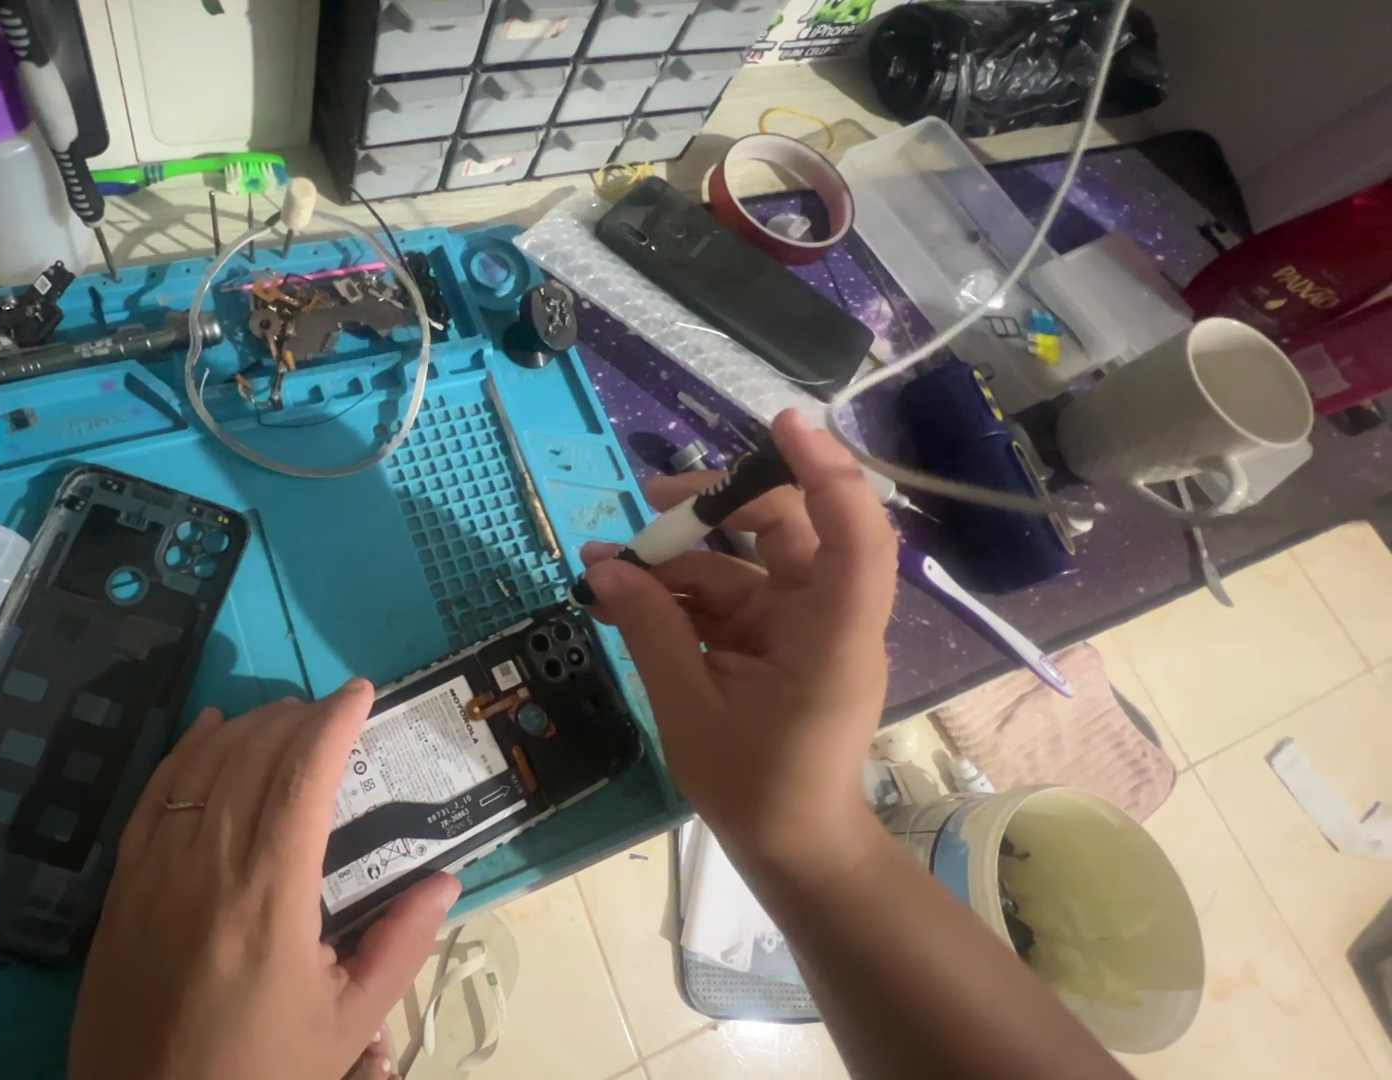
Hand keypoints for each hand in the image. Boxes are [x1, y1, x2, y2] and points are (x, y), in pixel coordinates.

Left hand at [71, 680, 460, 1079]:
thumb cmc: (256, 1071)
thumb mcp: (346, 1023)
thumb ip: (401, 945)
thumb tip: (446, 878)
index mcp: (271, 898)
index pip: (304, 778)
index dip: (334, 724)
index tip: (360, 692)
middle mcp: (209, 867)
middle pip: (255, 757)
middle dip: (298, 717)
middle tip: (332, 711)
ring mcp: (156, 871)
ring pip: (205, 765)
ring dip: (250, 725)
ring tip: (286, 715)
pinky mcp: (123, 884)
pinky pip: (154, 794)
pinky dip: (186, 749)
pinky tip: (209, 726)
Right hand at [583, 409, 898, 882]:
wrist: (790, 843)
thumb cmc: (755, 784)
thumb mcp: (687, 706)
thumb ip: (649, 629)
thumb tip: (602, 568)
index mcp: (829, 633)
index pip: (852, 537)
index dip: (826, 473)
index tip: (781, 424)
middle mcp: (822, 614)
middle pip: (786, 528)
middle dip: (716, 507)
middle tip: (649, 505)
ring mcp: (795, 622)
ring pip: (740, 560)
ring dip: (676, 559)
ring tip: (606, 571)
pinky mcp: (769, 636)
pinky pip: (722, 595)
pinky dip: (676, 594)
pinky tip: (623, 599)